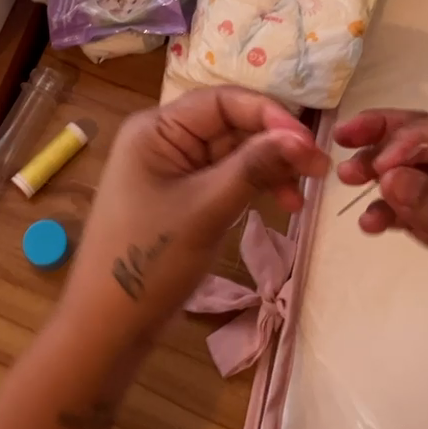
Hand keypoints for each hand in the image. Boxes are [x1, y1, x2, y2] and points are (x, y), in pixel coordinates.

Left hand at [62, 88, 327, 343]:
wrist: (107, 326)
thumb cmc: (151, 261)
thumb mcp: (206, 209)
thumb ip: (254, 167)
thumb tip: (302, 138)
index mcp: (156, 128)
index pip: (222, 101)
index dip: (270, 115)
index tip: (310, 144)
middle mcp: (162, 138)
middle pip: (230, 124)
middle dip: (274, 143)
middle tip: (320, 170)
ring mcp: (171, 168)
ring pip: (232, 152)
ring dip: (269, 167)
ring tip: (303, 195)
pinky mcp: (181, 195)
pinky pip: (224, 176)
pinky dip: (254, 185)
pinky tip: (284, 203)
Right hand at [336, 110, 427, 411]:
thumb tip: (389, 174)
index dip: (411, 139)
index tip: (375, 166)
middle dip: (388, 140)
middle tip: (342, 140)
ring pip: (422, 179)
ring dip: (385, 177)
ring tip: (347, 183)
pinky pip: (421, 215)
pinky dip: (394, 214)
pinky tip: (370, 225)